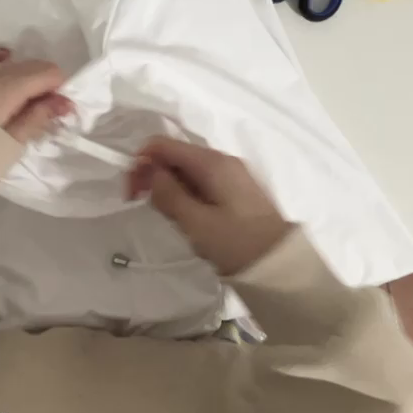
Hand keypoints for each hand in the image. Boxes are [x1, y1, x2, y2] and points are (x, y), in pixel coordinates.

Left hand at [0, 47, 73, 143]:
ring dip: (20, 73)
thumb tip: (64, 101)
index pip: (44, 73)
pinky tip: (3, 58)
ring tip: (24, 95)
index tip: (59, 106)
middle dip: (42, 81)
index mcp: (3, 92)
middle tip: (45, 106)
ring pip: (4, 62)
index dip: (57, 87)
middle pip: (26, 65)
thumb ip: (37, 118)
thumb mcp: (11, 145)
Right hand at [126, 137, 291, 276]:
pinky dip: (187, 194)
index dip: (141, 162)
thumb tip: (149, 171)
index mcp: (212, 163)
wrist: (281, 268)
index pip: (163, 144)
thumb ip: (167, 193)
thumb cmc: (236, 244)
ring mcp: (232, 175)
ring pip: (187, 171)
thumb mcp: (196, 223)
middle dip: (154, 175)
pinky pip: (202, 183)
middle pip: (175, 155)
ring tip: (171, 218)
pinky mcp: (237, 191)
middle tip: (143, 205)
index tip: (131, 192)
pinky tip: (188, 218)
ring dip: (170, 188)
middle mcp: (223, 160)